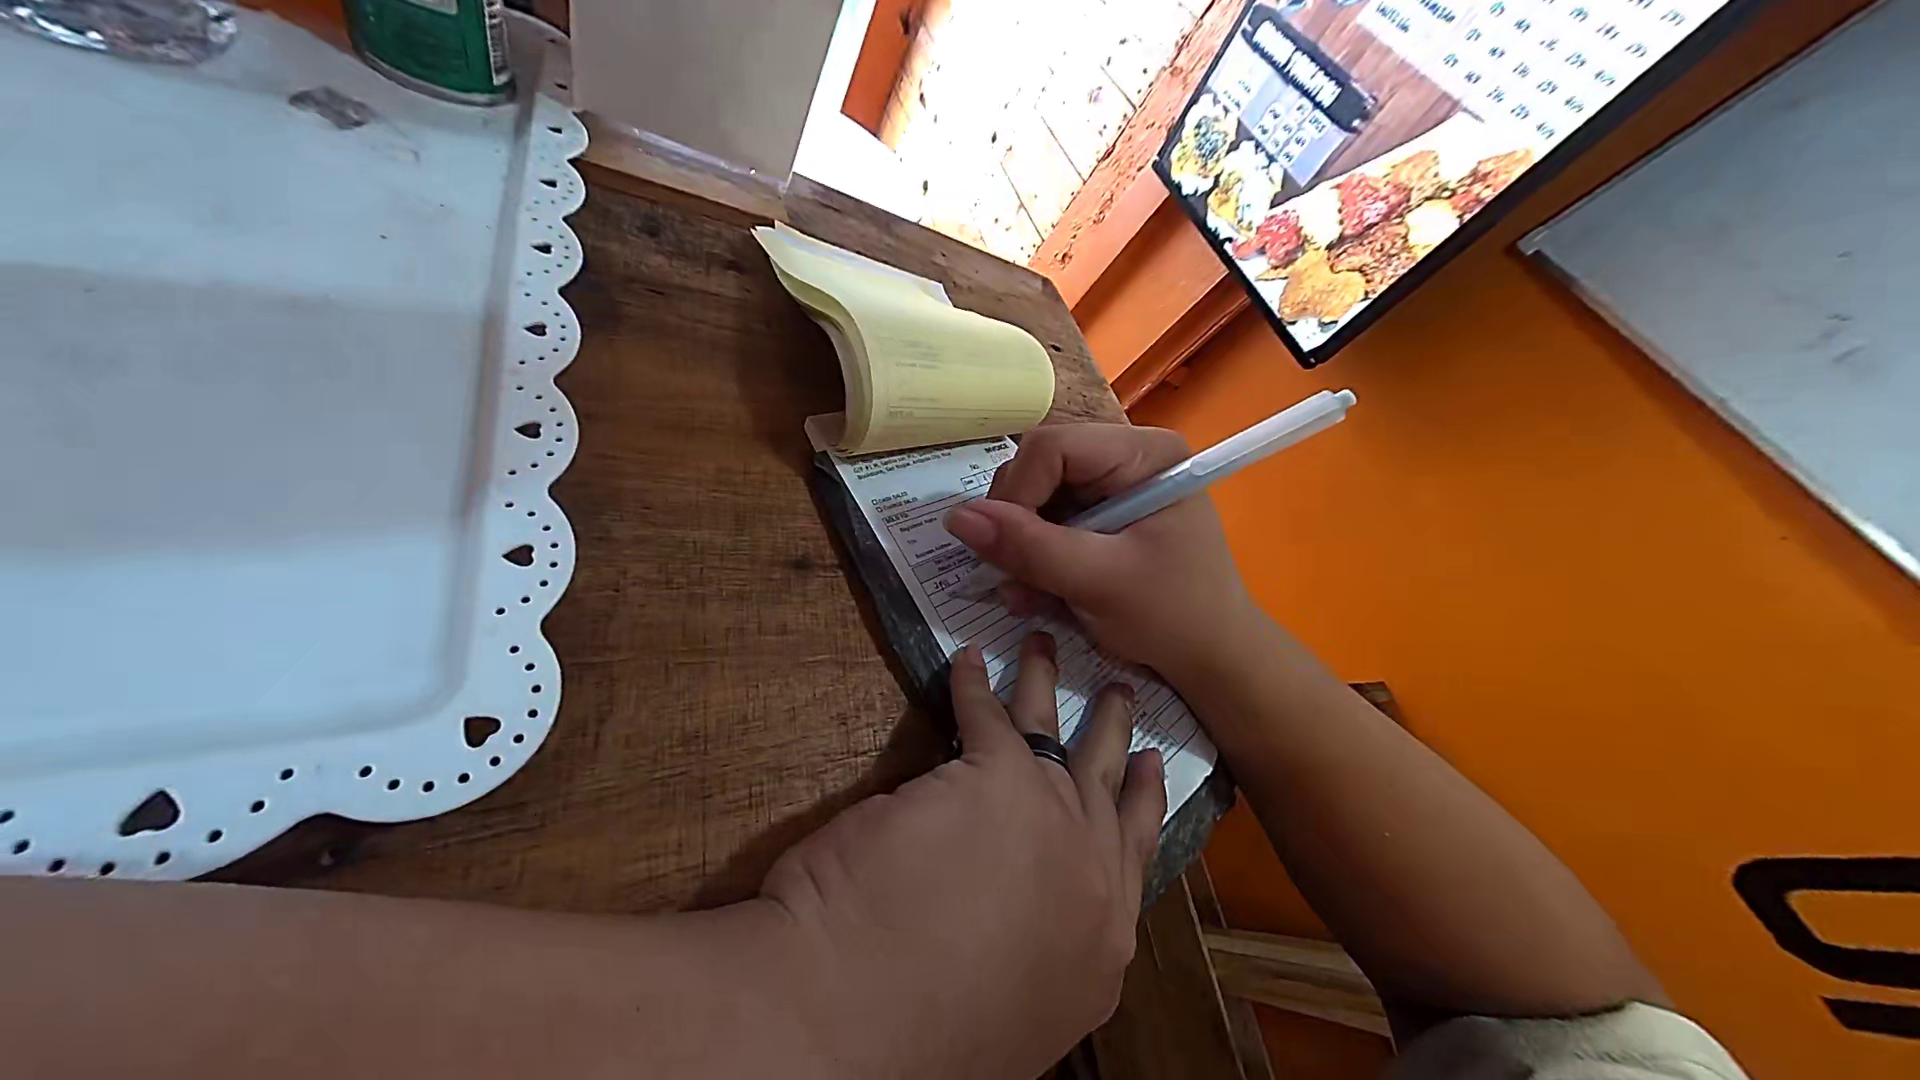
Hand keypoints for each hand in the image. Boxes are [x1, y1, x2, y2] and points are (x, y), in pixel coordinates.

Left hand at [760, 636, 1164, 1079]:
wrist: (849, 1027)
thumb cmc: (918, 1031)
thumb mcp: (1010, 997)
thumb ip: (1033, 939)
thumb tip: (1013, 903)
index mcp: (1098, 946)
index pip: (1134, 853)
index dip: (1141, 802)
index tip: (1149, 764)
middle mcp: (1088, 877)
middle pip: (1105, 781)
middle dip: (1113, 731)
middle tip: (1121, 694)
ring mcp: (1048, 819)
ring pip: (1056, 733)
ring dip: (1048, 684)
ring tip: (1048, 649)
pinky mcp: (989, 774)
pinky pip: (986, 711)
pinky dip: (974, 682)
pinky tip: (967, 659)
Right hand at [942, 424, 1258, 683]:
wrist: (1209, 656)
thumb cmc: (1173, 617)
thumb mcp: (1099, 583)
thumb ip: (1030, 548)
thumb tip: (956, 518)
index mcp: (1144, 454)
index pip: (1051, 447)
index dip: (1016, 495)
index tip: (1008, 552)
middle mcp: (1126, 456)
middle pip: (1037, 467)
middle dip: (1017, 524)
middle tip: (1019, 576)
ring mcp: (1111, 484)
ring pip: (1033, 496)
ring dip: (1021, 547)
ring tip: (1028, 593)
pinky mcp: (1099, 513)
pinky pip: (1044, 520)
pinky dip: (1033, 557)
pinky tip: (1039, 592)